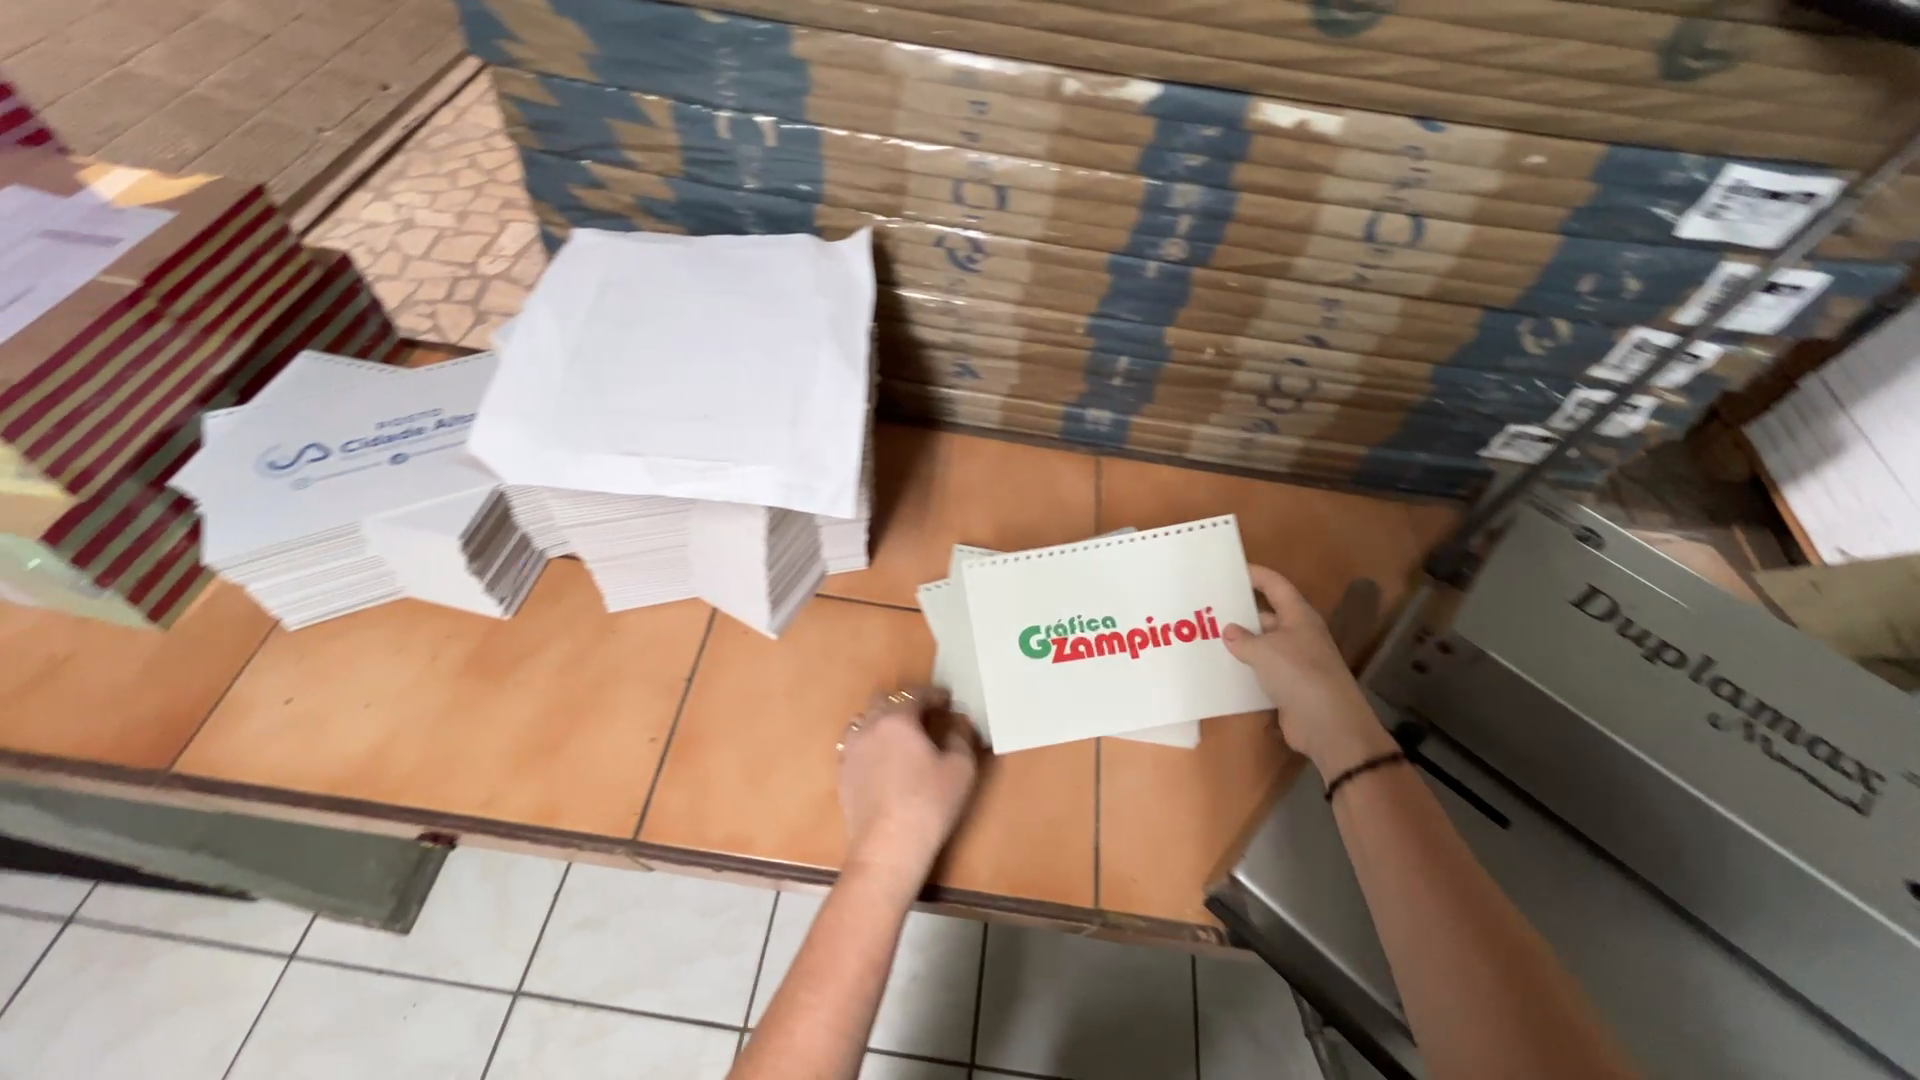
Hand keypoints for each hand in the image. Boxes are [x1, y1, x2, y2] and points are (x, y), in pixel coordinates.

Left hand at [838, 686, 979, 885]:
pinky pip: (854, 746)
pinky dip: (869, 743)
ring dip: (881, 720)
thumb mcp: (960, 768)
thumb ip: (961, 737)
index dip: (933, 694)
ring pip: (863, 721)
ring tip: (899, 735)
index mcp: (898, 719)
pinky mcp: (843, 774)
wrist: (888, 845)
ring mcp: (851, 751)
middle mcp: (869, 727)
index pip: (915, 694)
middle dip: (904, 702)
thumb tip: (958, 722)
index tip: (946, 700)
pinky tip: (881, 760)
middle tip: (923, 714)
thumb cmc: (930, 803)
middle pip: (883, 700)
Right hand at [1221, 565, 1395, 772]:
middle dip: (1239, 612)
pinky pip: (1260, 670)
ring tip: (1205, 637)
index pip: (1275, 585)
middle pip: (1266, 615)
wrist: (1328, 724)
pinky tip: (1219, 669)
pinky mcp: (1287, 686)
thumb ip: (1243, 639)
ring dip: (1239, 643)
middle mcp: (1298, 635)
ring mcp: (1294, 662)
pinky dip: (1243, 669)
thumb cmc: (1299, 674)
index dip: (1255, 574)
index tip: (1229, 569)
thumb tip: (1228, 630)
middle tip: (1206, 608)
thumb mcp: (1265, 651)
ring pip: (1261, 645)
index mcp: (1298, 616)